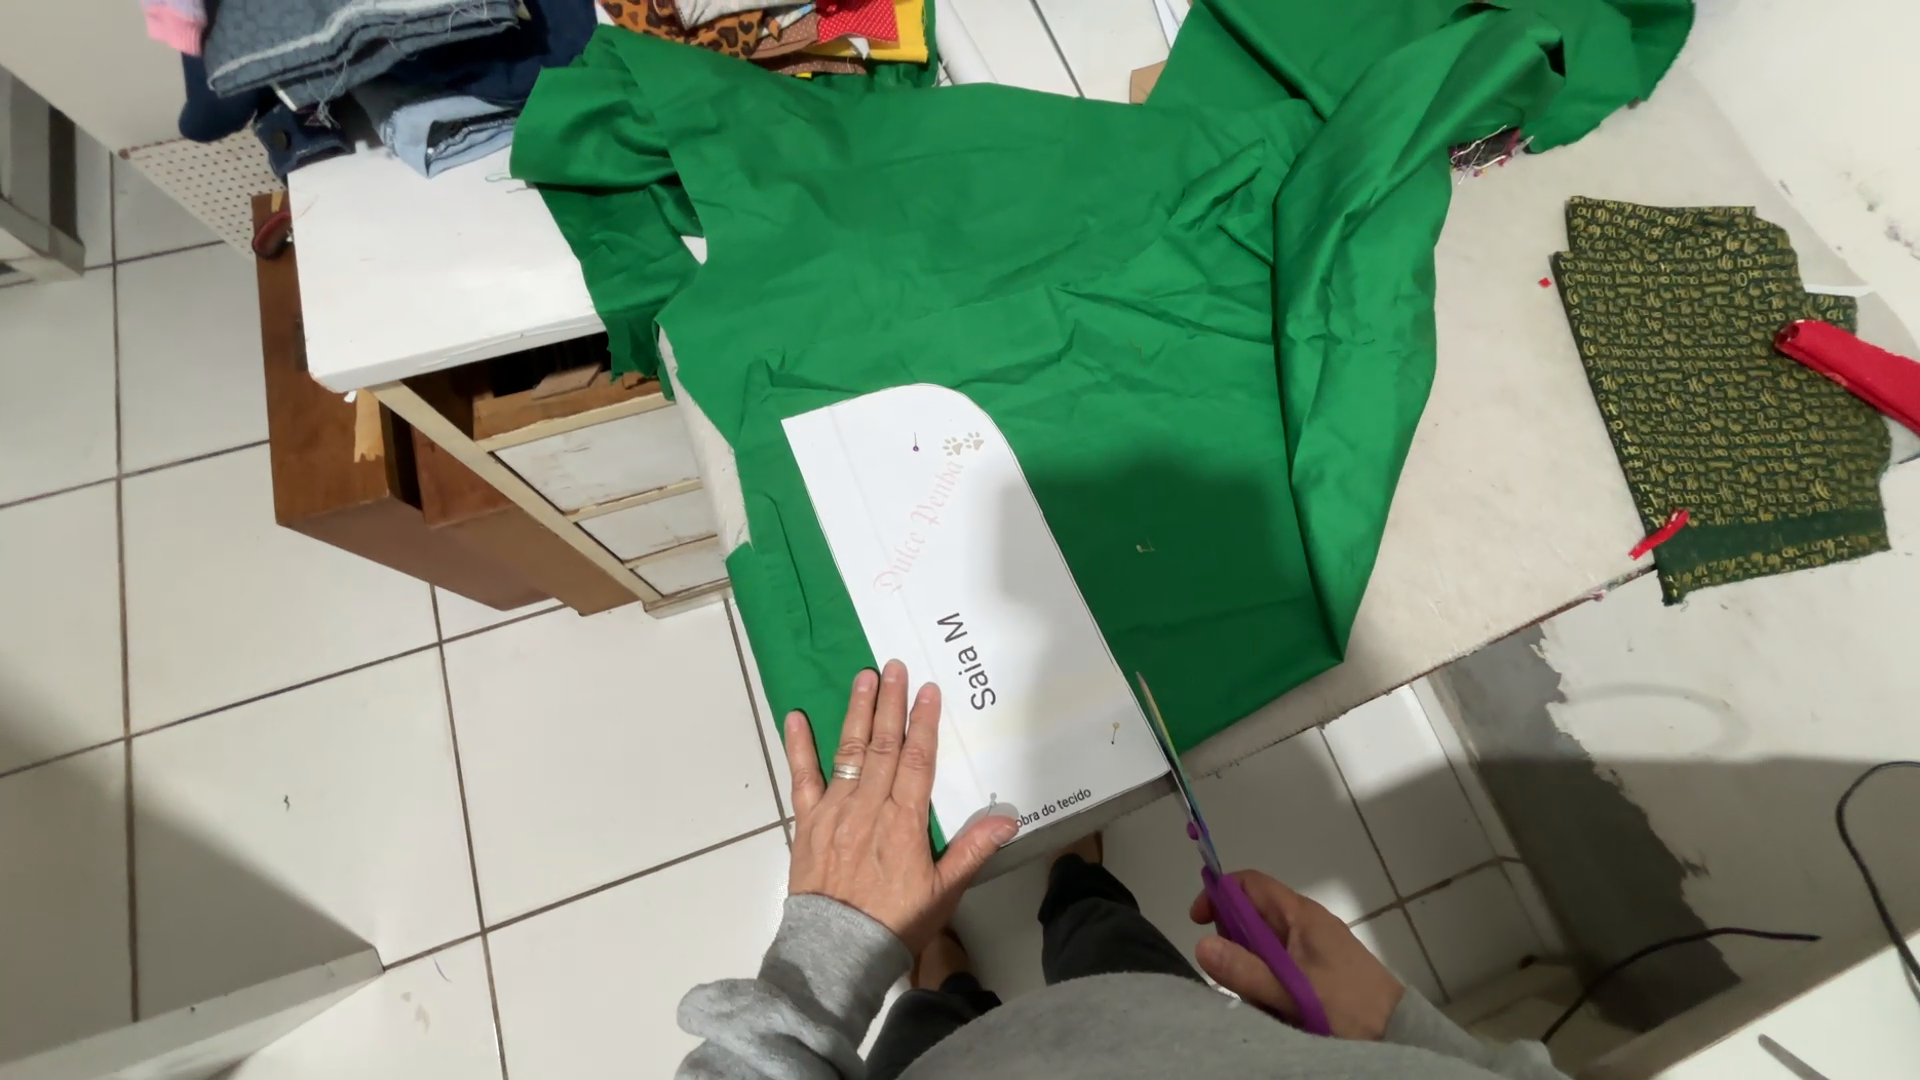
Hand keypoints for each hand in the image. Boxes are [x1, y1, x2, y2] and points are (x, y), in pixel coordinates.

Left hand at [784, 660, 1019, 953]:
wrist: (836, 955)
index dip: (923, 722)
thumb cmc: (894, 922)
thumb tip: (1007, 818)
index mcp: (903, 820)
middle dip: (890, 702)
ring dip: (857, 712)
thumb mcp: (943, 891)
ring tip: (863, 677)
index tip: (927, 689)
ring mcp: (834, 810)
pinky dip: (799, 746)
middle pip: (883, 744)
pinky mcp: (806, 821)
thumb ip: (972, 850)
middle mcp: (868, 805)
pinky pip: (802, 777)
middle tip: (894, 666)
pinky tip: (795, 716)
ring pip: (849, 751)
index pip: (917, 759)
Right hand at [1190, 870, 1403, 1039]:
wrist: (1405, 1040)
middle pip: (1252, 913)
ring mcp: (1316, 945)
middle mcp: (1306, 921)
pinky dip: (1271, 978)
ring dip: (1254, 965)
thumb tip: (1200, 945)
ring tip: (1263, 998)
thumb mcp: (1293, 992)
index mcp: (1300, 914)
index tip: (1199, 921)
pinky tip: (1278, 1005)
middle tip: (1234, 972)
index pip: (1248, 883)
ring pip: (1265, 942)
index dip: (1218, 893)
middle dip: (1234, 939)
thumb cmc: (1350, 1009)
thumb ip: (1246, 970)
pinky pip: (1281, 961)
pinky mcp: (1322, 968)